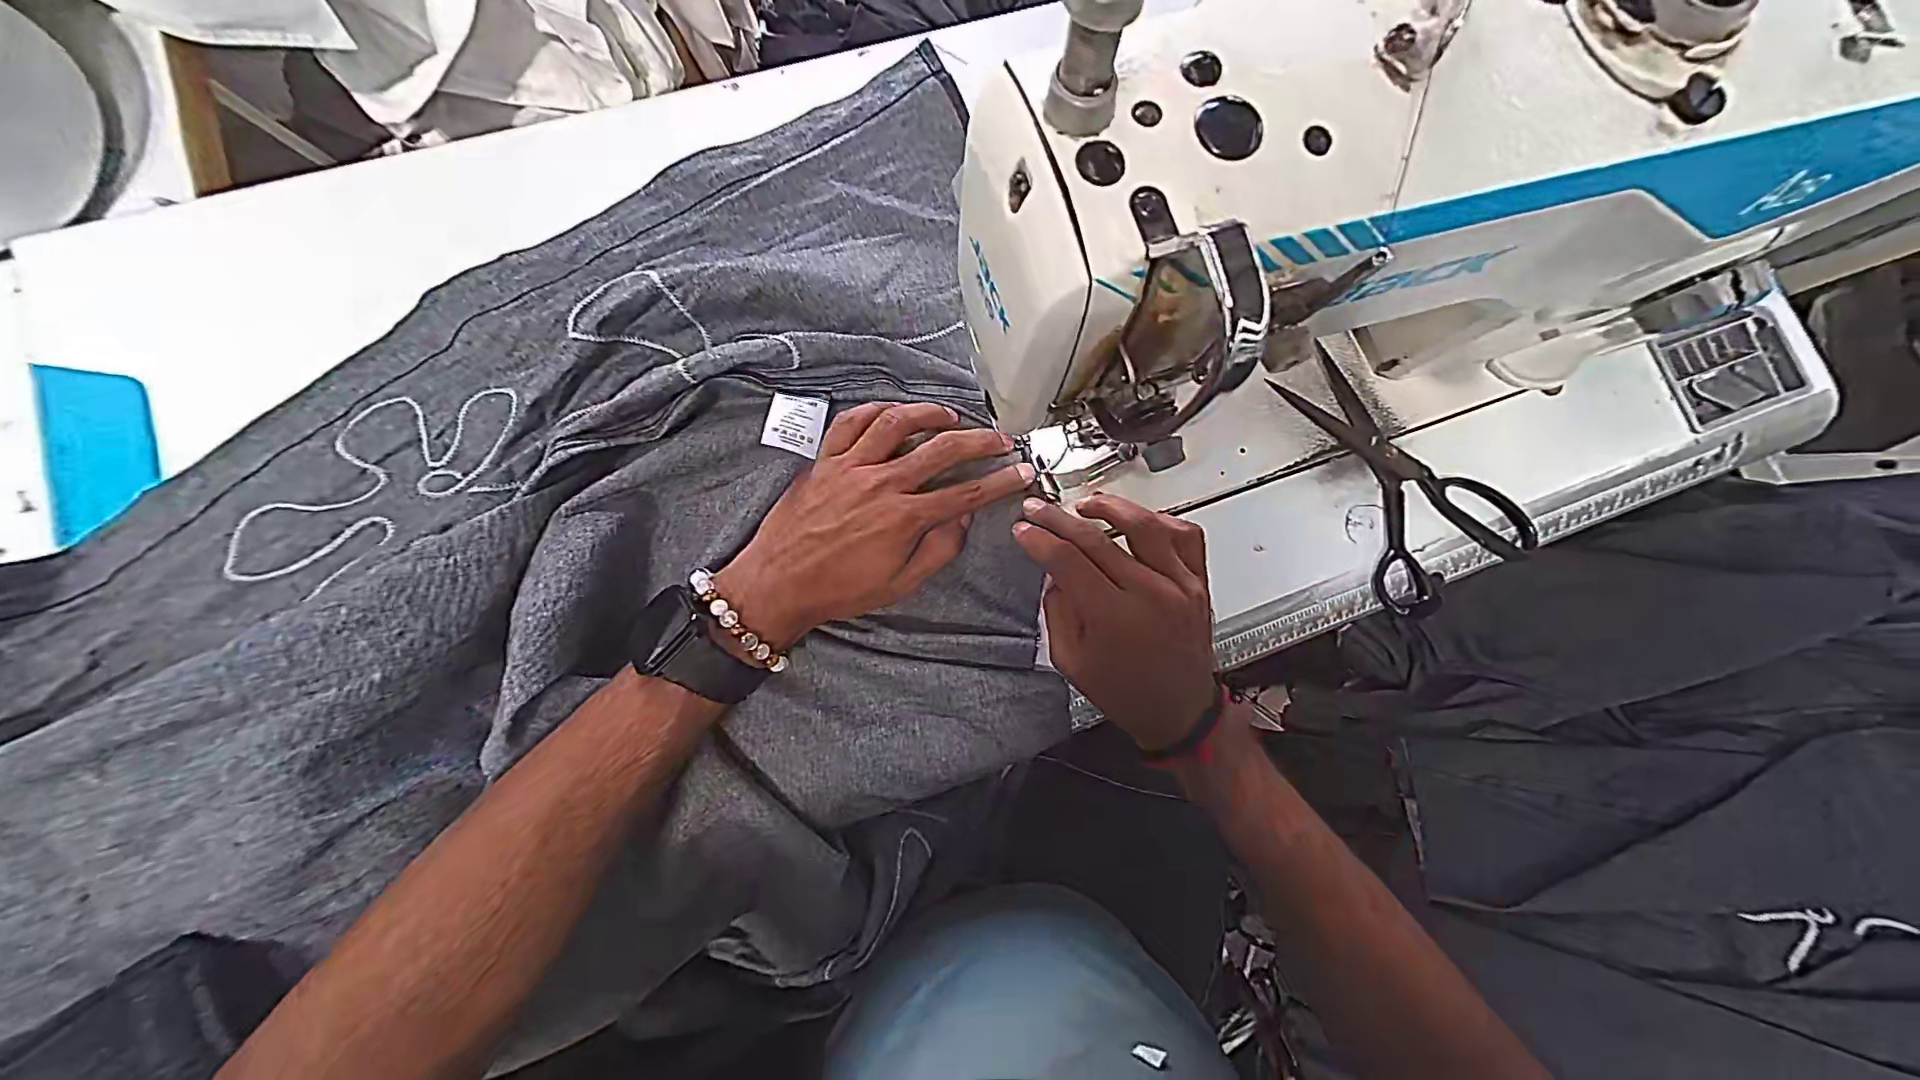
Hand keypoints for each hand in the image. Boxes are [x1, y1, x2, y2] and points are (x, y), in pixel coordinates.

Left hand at [715, 402, 1033, 647]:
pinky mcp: (825, 462)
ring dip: (930, 413)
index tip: (1018, 472)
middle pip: (942, 448)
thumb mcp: (900, 584)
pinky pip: (850, 423)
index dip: (1000, 481)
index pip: (967, 491)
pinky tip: (890, 412)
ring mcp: (850, 468)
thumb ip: (939, 549)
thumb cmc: (836, 590)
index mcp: (903, 518)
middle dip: (980, 441)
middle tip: (998, 439)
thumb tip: (964, 520)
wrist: (778, 585)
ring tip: (949, 416)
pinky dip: (874, 410)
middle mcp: (880, 485)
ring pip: (897, 423)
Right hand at [1012, 494, 1216, 750]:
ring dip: (1109, 506)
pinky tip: (1138, 520)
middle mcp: (1150, 596)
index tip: (1024, 529)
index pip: (1067, 559)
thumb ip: (1057, 611)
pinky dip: (1159, 520)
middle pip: (1096, 537)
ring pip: (1144, 524)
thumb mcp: (1072, 662)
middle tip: (1040, 510)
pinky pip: (1184, 535)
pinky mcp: (1198, 584)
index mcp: (1113, 619)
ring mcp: (1179, 586)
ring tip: (1086, 504)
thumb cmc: (1128, 693)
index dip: (1038, 539)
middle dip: (1058, 519)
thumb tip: (1053, 571)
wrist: (1179, 711)